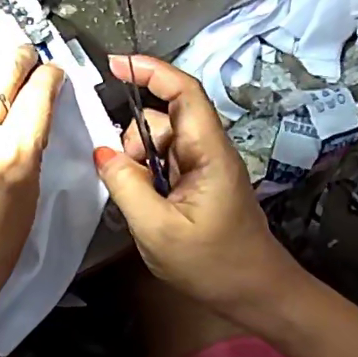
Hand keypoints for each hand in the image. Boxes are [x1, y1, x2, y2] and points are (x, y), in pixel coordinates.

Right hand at [94, 55, 304, 319]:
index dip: (151, 71)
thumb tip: (102, 153)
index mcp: (209, 153)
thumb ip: (127, 187)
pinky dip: (146, 175)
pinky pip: (164, 163)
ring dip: (139, 162)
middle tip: (127, 177)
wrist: (255, 293)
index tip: (116, 63)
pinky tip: (146, 203)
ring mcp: (204, 167)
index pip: (184, 93)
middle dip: (135, 138)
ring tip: (139, 200)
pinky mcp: (198, 183)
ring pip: (159, 142)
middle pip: (164, 118)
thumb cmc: (214, 265)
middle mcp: (208, 151)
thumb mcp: (158, 230)